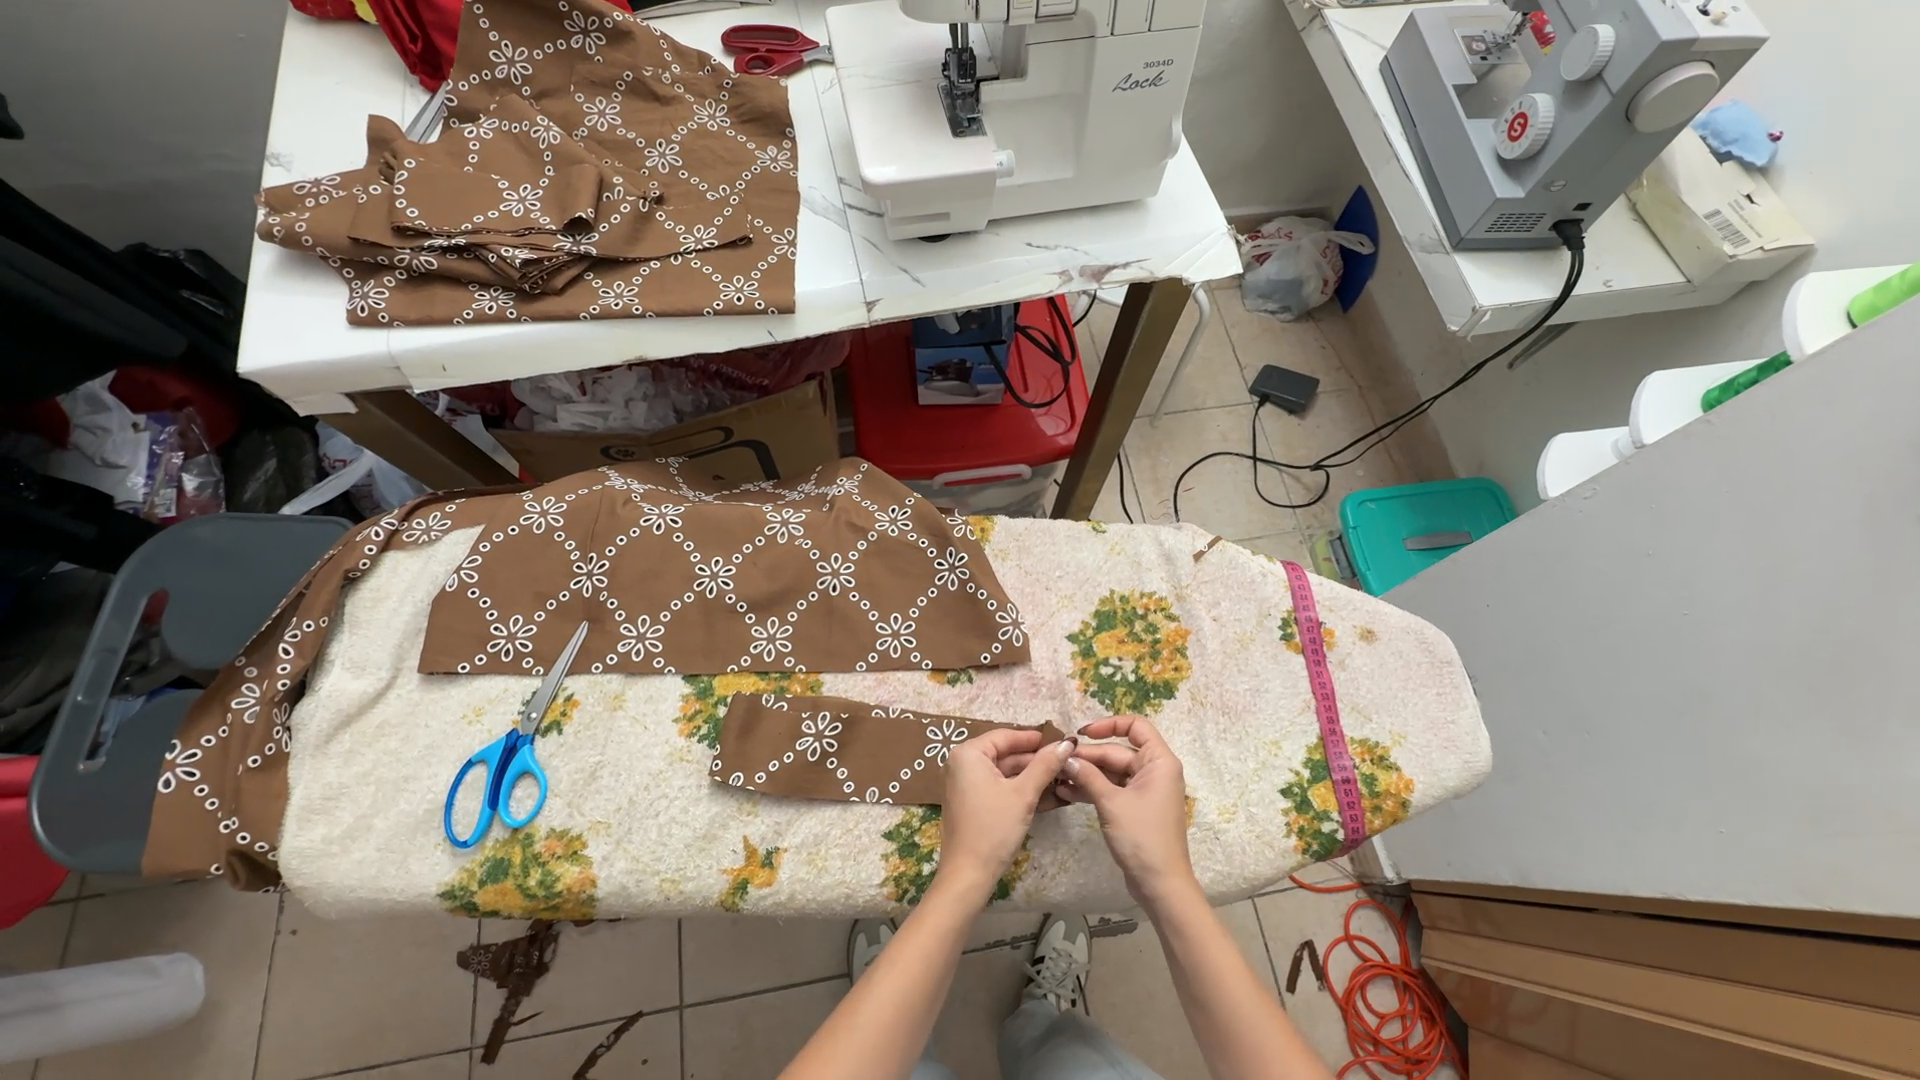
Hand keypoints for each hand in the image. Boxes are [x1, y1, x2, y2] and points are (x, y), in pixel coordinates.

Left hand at [937, 729, 1073, 899]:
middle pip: (1004, 753)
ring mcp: (964, 784)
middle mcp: (961, 763)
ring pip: (1003, 771)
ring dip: (1030, 775)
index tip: (1061, 741)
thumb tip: (1067, 743)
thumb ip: (1045, 765)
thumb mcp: (1023, 794)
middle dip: (1034, 759)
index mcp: (968, 754)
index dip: (1034, 739)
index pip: (1006, 736)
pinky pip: (997, 786)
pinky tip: (1044, 793)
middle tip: (1066, 761)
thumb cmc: (994, 828)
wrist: (968, 874)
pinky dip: (1018, 788)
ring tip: (1061, 777)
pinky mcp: (970, 802)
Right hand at [1057, 716, 1194, 906]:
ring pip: (1111, 772)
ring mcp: (1145, 790)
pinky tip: (1066, 792)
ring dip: (1086, 774)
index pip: (1136, 726)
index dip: (1108, 724)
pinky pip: (1112, 789)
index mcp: (1159, 761)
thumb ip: (1088, 775)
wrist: (1160, 884)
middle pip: (1118, 751)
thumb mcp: (1111, 802)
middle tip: (1058, 762)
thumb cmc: (1142, 837)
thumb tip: (1066, 757)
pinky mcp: (1135, 808)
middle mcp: (1155, 771)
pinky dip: (1092, 789)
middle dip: (1088, 757)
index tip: (1082, 734)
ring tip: (1057, 778)